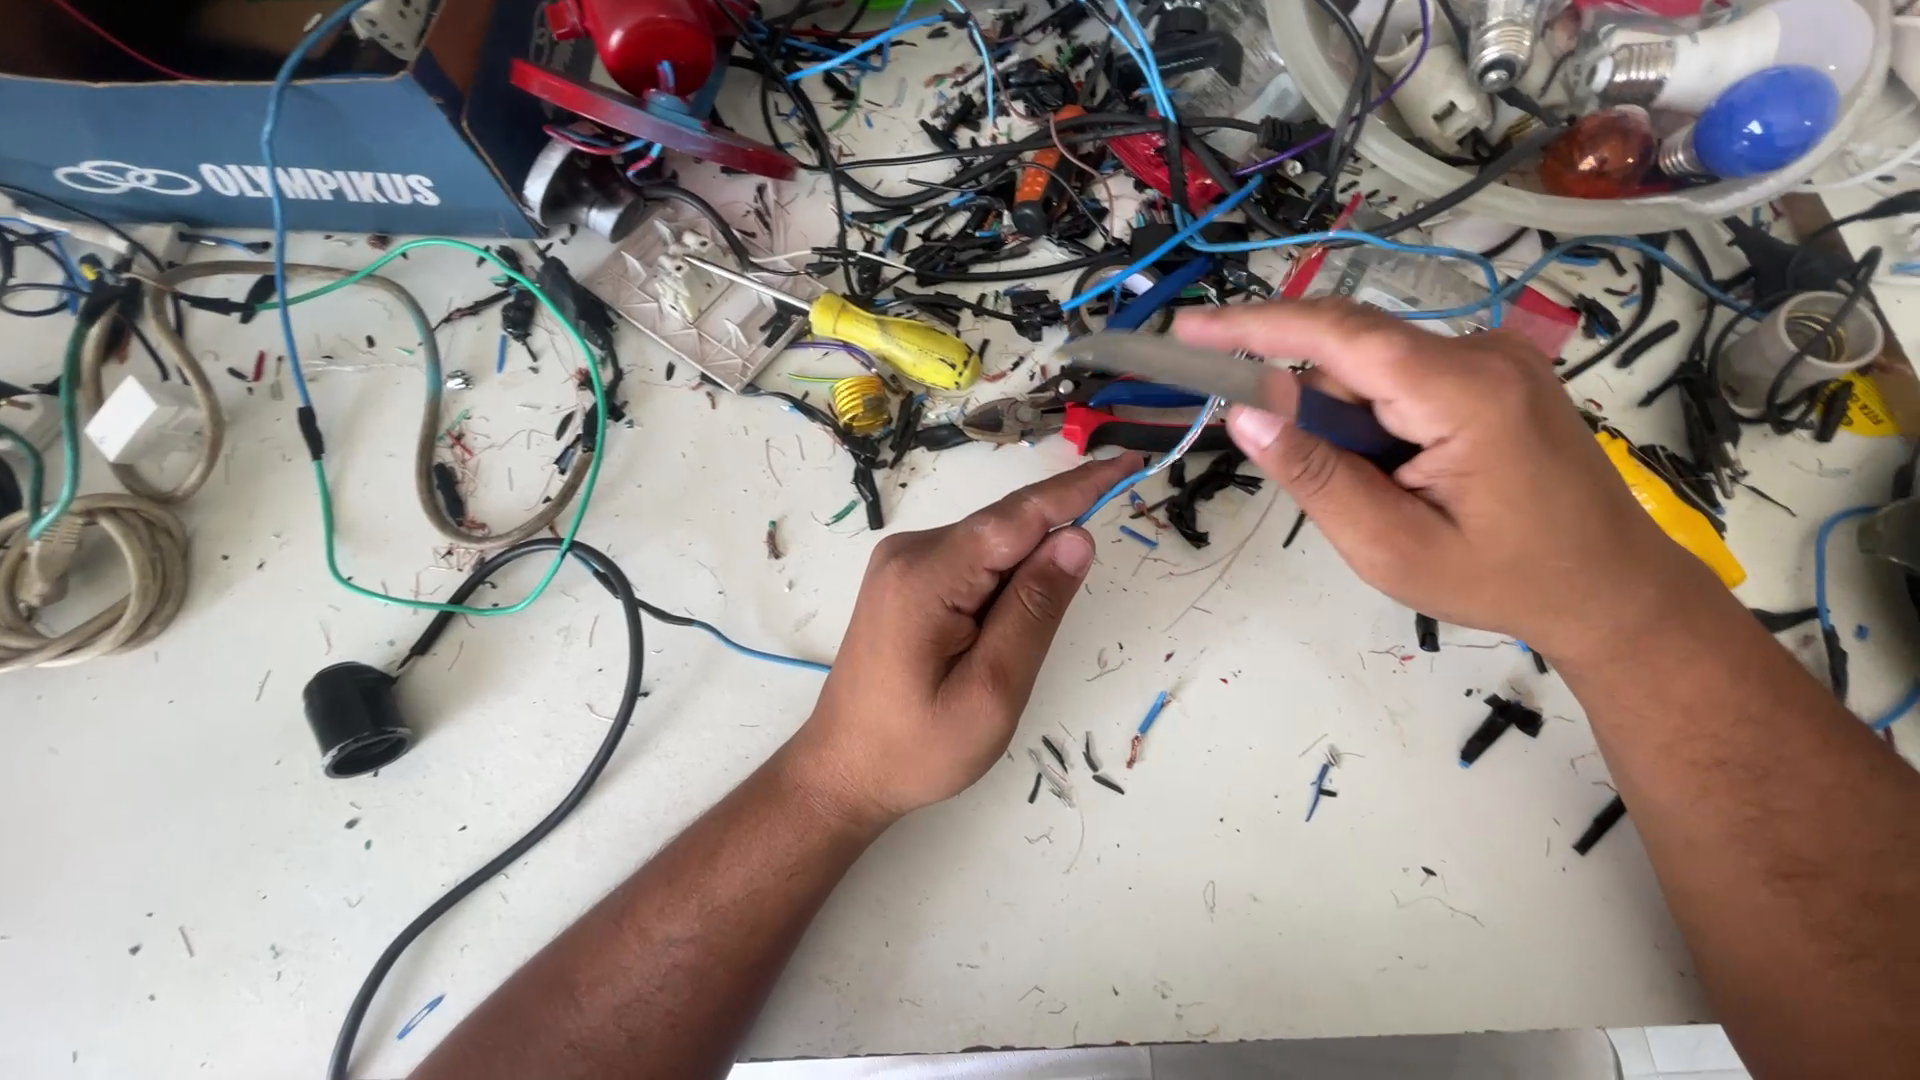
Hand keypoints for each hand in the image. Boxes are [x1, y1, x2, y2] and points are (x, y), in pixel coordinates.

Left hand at [784, 456, 1142, 825]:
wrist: (845, 768)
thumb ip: (1035, 610)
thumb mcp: (992, 691)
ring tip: (1005, 654)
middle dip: (1054, 544)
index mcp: (926, 575)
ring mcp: (904, 563)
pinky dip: (1003, 584)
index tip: (1130, 462)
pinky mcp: (907, 580)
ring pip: (991, 546)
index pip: (1017, 516)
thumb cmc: (917, 747)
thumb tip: (1077, 537)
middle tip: (1062, 607)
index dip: (1077, 488)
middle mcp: (910, 552)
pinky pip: (972, 563)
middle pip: (1004, 528)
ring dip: (1026, 576)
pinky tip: (995, 635)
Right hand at [1175, 299, 1718, 658]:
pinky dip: (1369, 419)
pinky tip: (1397, 474)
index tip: (1187, 330)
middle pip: (1350, 351)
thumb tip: (1245, 416)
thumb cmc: (1501, 579)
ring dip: (1343, 423)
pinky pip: (1399, 377)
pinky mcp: (1492, 371)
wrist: (1611, 588)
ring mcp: (1492, 356)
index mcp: (1463, 392)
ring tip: (1384, 496)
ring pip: (1370, 368)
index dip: (1253, 325)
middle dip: (1304, 403)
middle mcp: (1481, 351)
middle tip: (1313, 472)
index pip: (1336, 335)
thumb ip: (1315, 476)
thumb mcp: (1390, 547)